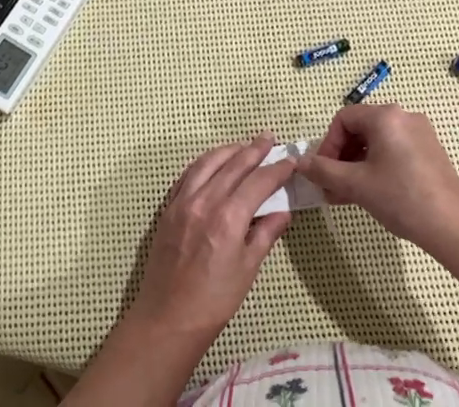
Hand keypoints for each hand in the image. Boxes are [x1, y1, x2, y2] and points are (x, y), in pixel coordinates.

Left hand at [128, 134, 296, 340]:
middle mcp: (204, 201)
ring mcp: (182, 202)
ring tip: (243, 146)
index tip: (291, 161)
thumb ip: (265, 234)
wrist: (168, 318)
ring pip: (207, 162)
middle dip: (254, 149)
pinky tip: (213, 163)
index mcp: (228, 218)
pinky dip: (204, 163)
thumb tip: (283, 211)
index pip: (259, 181)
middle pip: (233, 164)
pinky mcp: (168, 208)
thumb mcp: (247, 270)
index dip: (277, 169)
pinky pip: (188, 174)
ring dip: (228, 150)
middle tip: (269, 139)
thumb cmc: (214, 300)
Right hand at [297, 104, 458, 252]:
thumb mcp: (356, 185)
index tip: (322, 172)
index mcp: (386, 116)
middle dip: (341, 157)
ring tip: (347, 195)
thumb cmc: (401, 199)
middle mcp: (404, 117)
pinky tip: (372, 194)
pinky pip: (394, 151)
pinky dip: (377, 167)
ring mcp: (421, 134)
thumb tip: (299, 163)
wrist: (454, 228)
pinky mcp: (430, 152)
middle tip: (331, 186)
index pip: (343, 119)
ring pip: (377, 142)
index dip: (327, 144)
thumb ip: (323, 171)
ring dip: (357, 165)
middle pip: (360, 129)